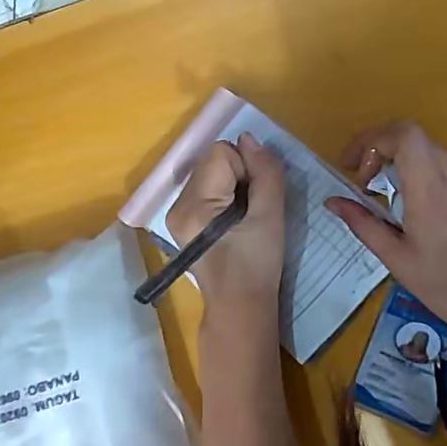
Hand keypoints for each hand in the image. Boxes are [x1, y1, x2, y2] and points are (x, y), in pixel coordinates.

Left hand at [167, 134, 285, 322]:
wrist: (240, 307)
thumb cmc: (258, 265)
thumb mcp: (270, 217)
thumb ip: (264, 173)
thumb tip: (249, 138)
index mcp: (194, 205)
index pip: (220, 153)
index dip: (246, 167)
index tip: (256, 198)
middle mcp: (177, 204)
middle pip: (211, 161)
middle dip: (238, 175)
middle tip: (252, 208)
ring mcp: (176, 213)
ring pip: (209, 173)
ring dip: (232, 185)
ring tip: (244, 217)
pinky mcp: (182, 220)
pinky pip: (206, 189)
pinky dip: (224, 196)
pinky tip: (233, 221)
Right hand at [323, 121, 446, 346]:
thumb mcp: (396, 258)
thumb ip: (362, 223)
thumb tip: (332, 201)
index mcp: (430, 189)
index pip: (404, 134)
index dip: (371, 140)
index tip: (353, 169)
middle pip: (410, 135)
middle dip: (376, 148)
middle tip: (357, 178)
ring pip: (423, 147)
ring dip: (393, 158)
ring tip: (376, 190)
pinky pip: (437, 163)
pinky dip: (412, 169)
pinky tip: (404, 202)